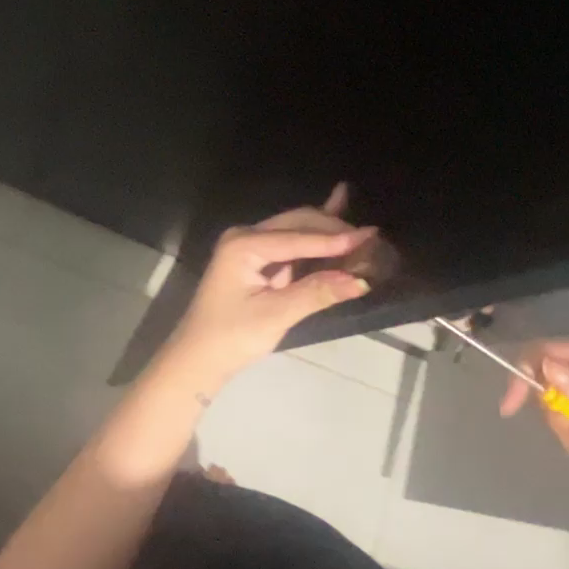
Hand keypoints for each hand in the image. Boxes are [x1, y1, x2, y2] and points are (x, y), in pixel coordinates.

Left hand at [162, 183, 375, 378]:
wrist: (197, 359)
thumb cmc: (231, 338)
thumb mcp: (275, 316)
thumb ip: (316, 293)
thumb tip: (359, 280)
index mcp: (244, 245)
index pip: (298, 237)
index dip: (335, 239)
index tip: (370, 236)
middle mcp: (245, 237)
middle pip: (297, 224)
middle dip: (333, 229)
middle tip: (371, 236)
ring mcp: (248, 246)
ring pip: (295, 230)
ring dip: (326, 231)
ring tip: (361, 230)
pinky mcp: (255, 260)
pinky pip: (289, 243)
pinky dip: (313, 237)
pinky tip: (336, 208)